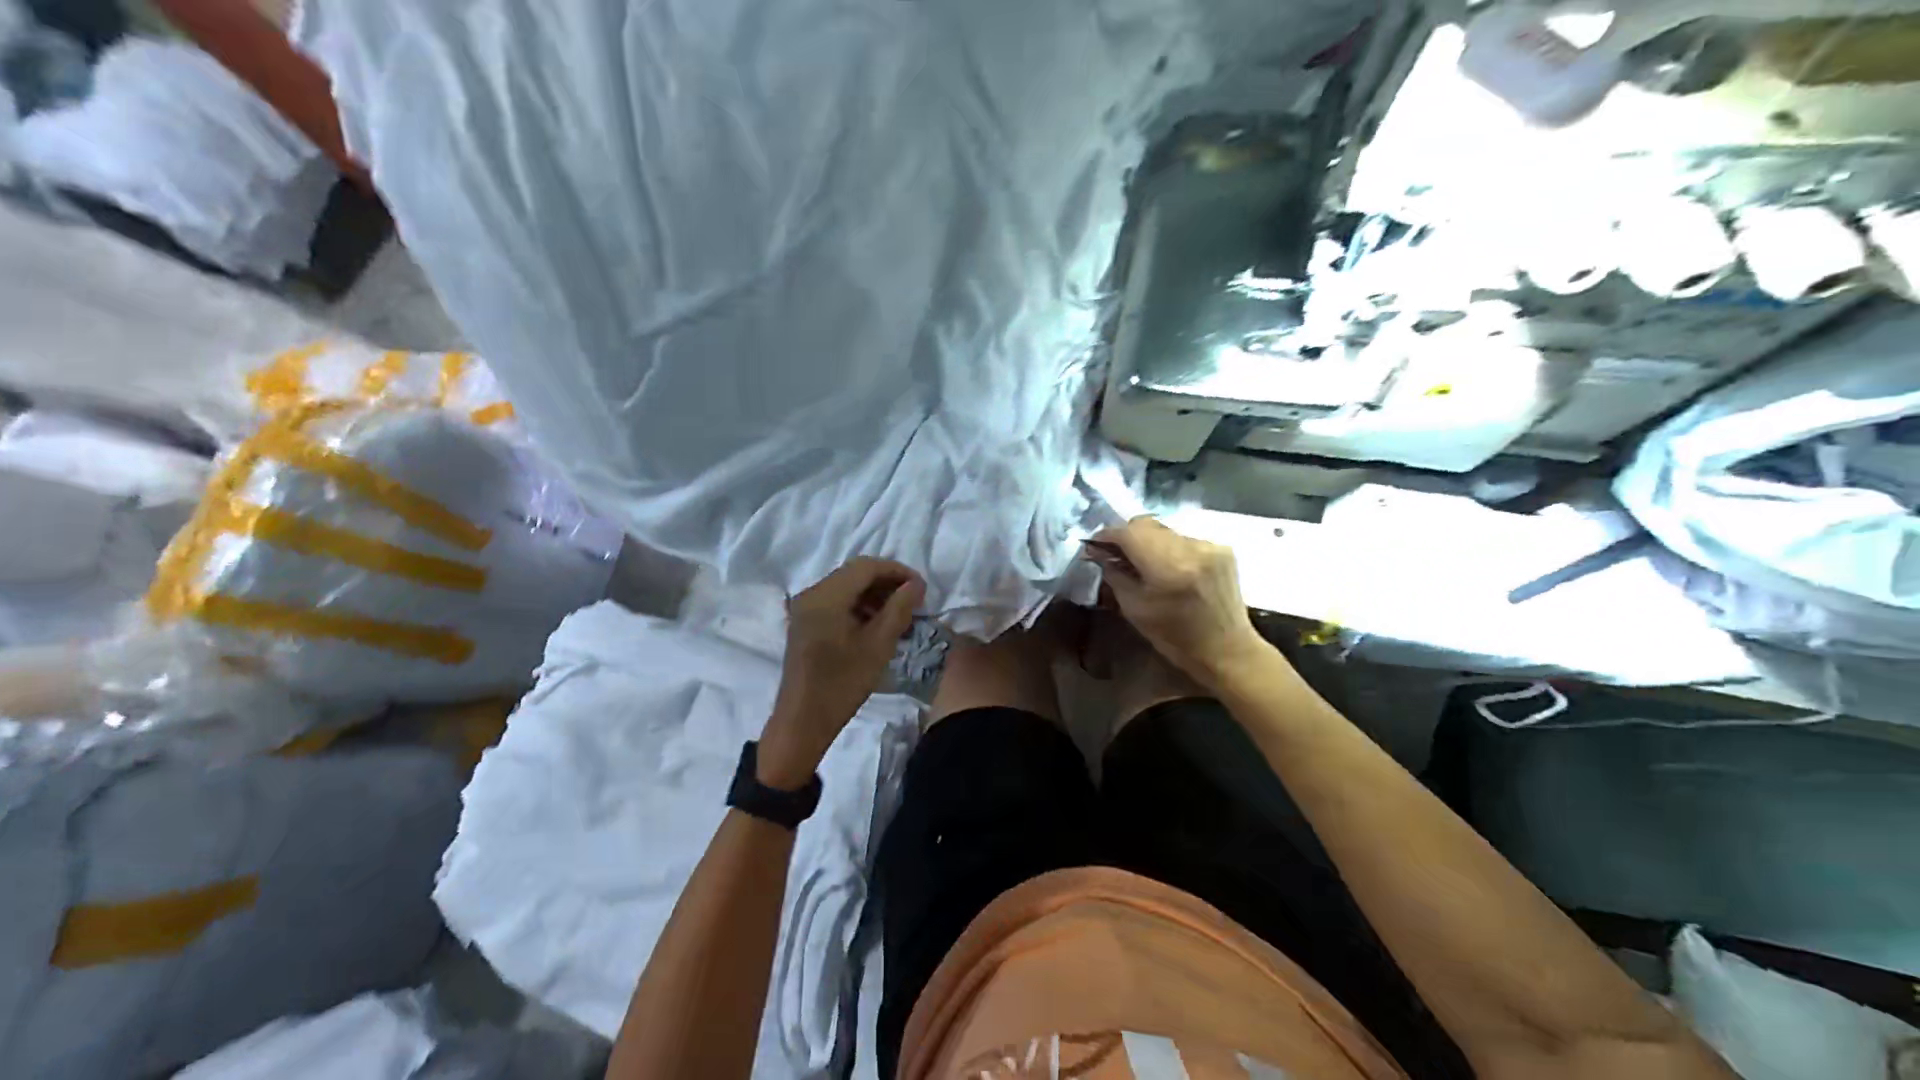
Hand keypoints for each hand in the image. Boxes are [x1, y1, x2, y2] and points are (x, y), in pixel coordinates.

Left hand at [759, 557, 925, 788]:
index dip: (897, 571)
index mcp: (826, 596)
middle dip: (886, 583)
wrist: (803, 720)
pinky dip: (858, 606)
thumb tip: (916, 584)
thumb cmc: (843, 683)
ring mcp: (805, 608)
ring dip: (874, 595)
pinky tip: (877, 625)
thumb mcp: (878, 645)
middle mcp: (811, 594)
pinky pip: (835, 602)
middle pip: (854, 574)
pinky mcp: (805, 623)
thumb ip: (899, 609)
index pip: (866, 566)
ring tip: (899, 615)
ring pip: (846, 587)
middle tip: (913, 601)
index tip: (921, 587)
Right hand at [1090, 517, 1274, 692]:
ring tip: (1143, 562)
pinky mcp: (1221, 548)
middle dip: (1126, 536)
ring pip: (1165, 530)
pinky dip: (1170, 548)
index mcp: (1168, 567)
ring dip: (1148, 541)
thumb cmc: (1175, 638)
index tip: (1094, 545)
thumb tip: (1098, 553)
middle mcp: (1191, 548)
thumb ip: (1115, 575)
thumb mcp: (1134, 609)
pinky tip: (1170, 568)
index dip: (1107, 535)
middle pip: (1147, 524)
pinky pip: (1183, 538)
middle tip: (1115, 554)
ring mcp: (1209, 545)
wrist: (1227, 649)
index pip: (1129, 533)